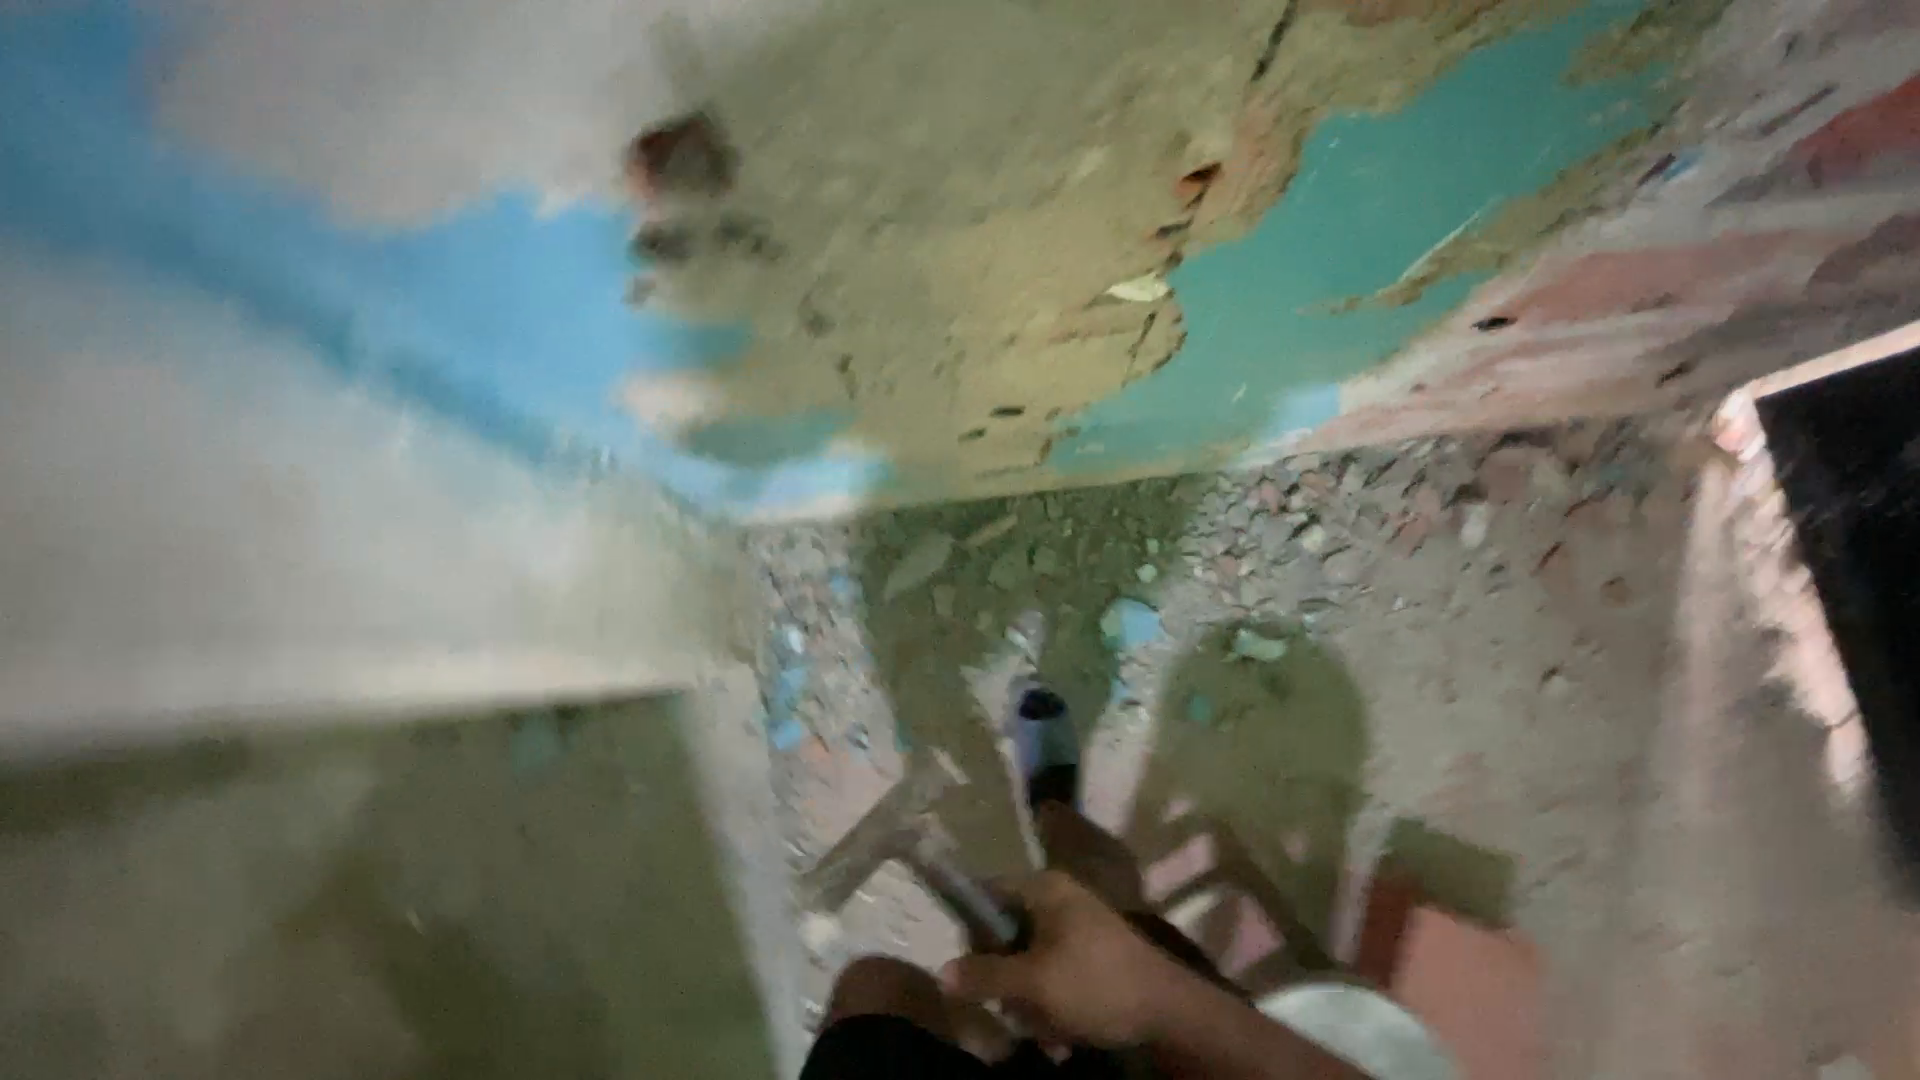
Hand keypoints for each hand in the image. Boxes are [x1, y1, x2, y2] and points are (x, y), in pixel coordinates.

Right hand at [939, 870, 1191, 1047]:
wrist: (1169, 1011)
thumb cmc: (1096, 983)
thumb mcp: (1034, 983)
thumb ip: (986, 975)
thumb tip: (942, 971)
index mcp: (1044, 889)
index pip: (986, 894)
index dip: (970, 931)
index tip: (965, 971)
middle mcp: (1058, 898)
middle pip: (1007, 934)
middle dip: (1005, 980)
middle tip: (1009, 1012)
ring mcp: (1077, 926)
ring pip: (1029, 961)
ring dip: (1029, 1002)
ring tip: (1042, 1032)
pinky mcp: (1091, 955)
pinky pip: (1054, 974)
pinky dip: (1052, 1005)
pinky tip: (1061, 1037)